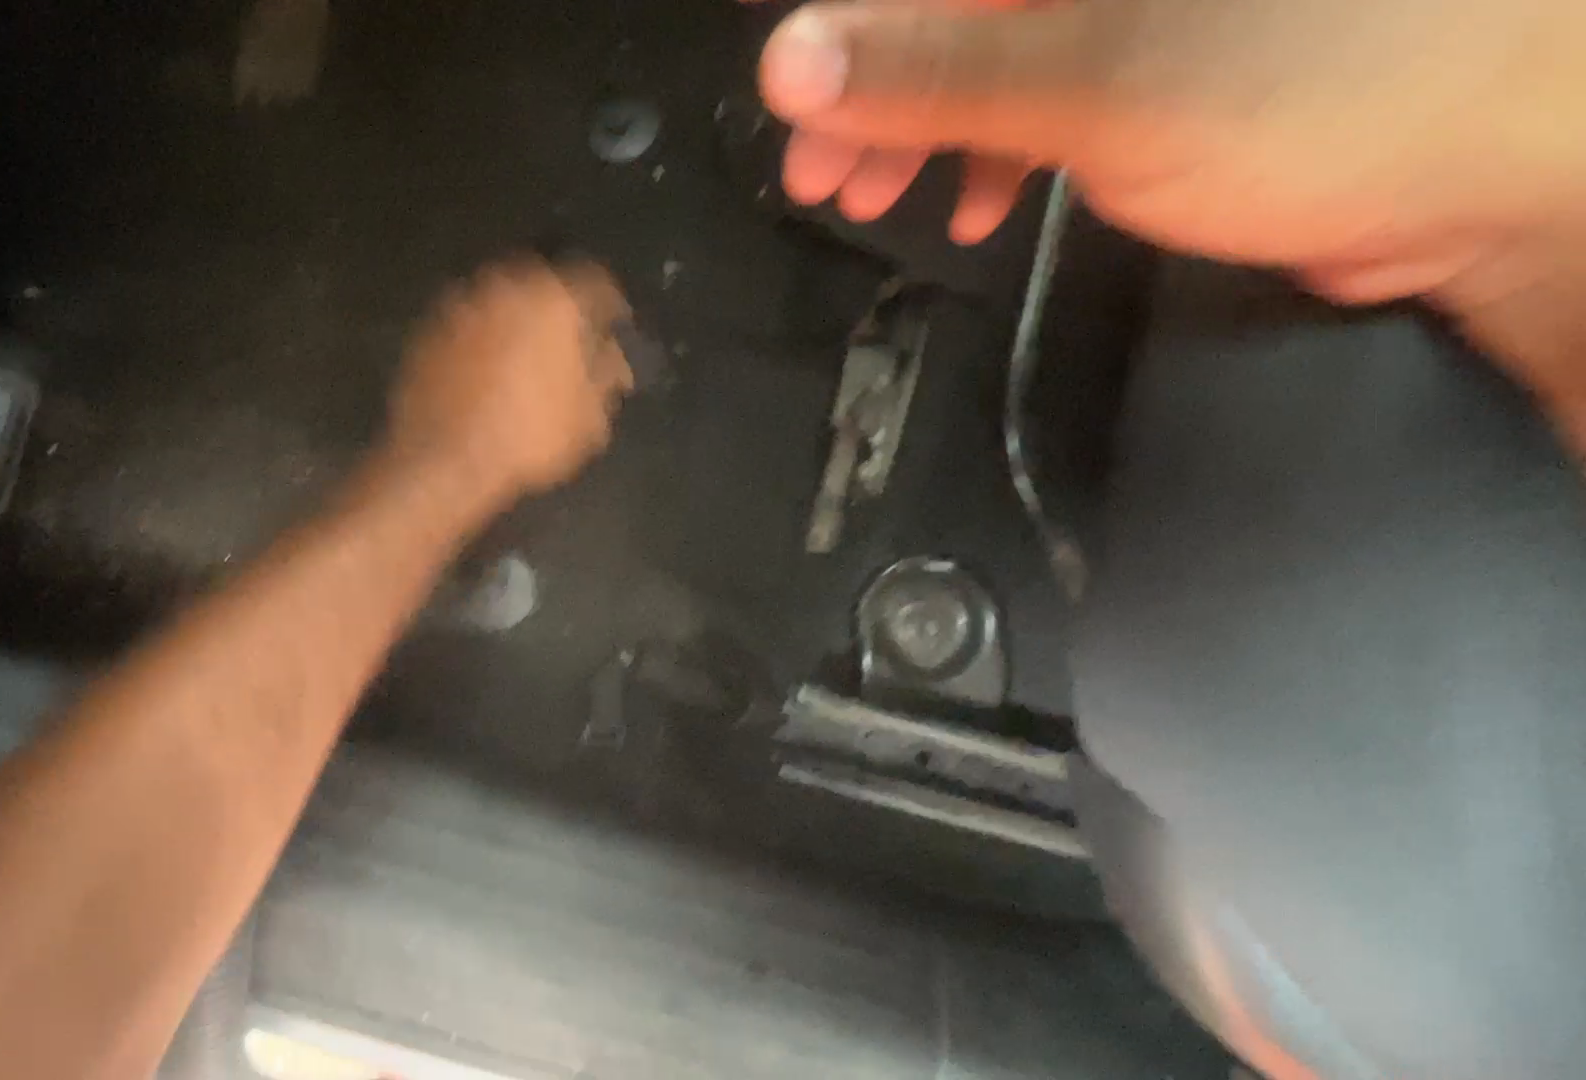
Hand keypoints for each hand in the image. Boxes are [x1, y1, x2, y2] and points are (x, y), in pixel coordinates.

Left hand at [388, 258, 633, 502]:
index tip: (613, 329)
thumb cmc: (529, 436)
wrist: (443, 460)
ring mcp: (461, 301)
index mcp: (555, 295)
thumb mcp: (590, 416)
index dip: (610, 307)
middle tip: (569, 340)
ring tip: (527, 356)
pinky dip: (484, 336)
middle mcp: (506, 282)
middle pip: (545, 279)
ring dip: (518, 319)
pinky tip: (489, 369)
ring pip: (503, 297)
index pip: (597, 280)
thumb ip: (607, 375)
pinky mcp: (428, 326)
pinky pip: (470, 320)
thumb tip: (612, 358)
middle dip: (560, 307)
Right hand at [753, 0, 1585, 427]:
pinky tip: (969, 209)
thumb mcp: (1102, 79)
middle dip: (874, 84)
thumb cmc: (1325, 96)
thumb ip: (936, 68)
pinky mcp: (1159, 46)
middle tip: (819, 177)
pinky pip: (1041, 78)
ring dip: (919, 125)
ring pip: (987, 38)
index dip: (849, 20)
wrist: (1506, 172)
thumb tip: (786, 62)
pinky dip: (991, 145)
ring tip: (870, 203)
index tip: (794, 100)